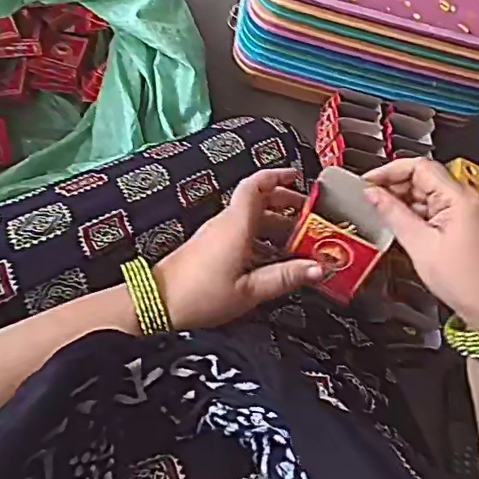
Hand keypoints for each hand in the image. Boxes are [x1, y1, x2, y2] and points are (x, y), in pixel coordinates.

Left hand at [155, 168, 323, 329]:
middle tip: (308, 215)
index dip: (278, 176)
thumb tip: (319, 269)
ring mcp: (218, 234)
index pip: (256, 185)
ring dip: (276, 224)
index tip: (297, 176)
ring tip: (298, 242)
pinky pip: (243, 233)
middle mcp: (227, 223)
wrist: (159, 302)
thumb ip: (285, 277)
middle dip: (286, 203)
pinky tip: (274, 259)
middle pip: (259, 200)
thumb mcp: (250, 290)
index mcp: (237, 224)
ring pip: (252, 218)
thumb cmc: (201, 295)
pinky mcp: (212, 247)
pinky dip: (262, 239)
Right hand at [362, 157, 478, 326]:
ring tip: (386, 214)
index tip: (370, 181)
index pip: (419, 166)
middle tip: (374, 198)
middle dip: (396, 186)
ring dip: (406, 200)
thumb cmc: (467, 281)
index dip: (389, 171)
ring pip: (429, 191)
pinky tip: (405, 223)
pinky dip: (418, 211)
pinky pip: (438, 205)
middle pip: (424, 176)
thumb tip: (374, 194)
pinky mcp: (468, 220)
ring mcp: (470, 208)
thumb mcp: (419, 244)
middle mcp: (469, 197)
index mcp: (460, 197)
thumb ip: (393, 213)